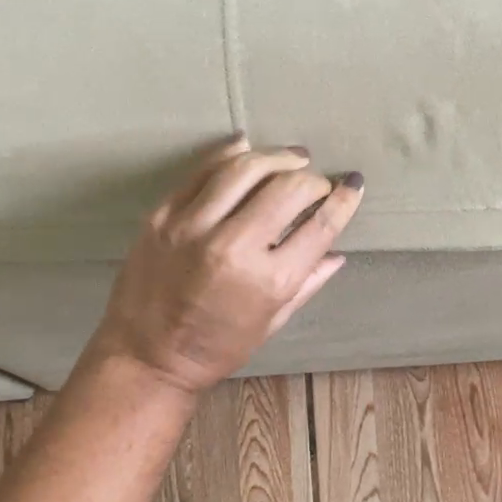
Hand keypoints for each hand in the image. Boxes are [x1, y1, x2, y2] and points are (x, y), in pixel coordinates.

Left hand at [86, 134, 361, 393]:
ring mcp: (194, 226)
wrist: (147, 355)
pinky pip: (203, 171)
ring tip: (292, 157)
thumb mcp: (271, 322)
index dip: (342, 200)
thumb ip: (306, 283)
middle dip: (312, 179)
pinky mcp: (164, 215)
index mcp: (269, 281)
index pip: (319, 227)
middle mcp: (234, 247)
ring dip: (276, 157)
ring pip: (245, 169)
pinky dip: (229, 153)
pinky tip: (247, 147)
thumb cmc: (217, 348)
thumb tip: (336, 254)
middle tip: (318, 181)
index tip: (353, 184)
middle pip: (287, 189)